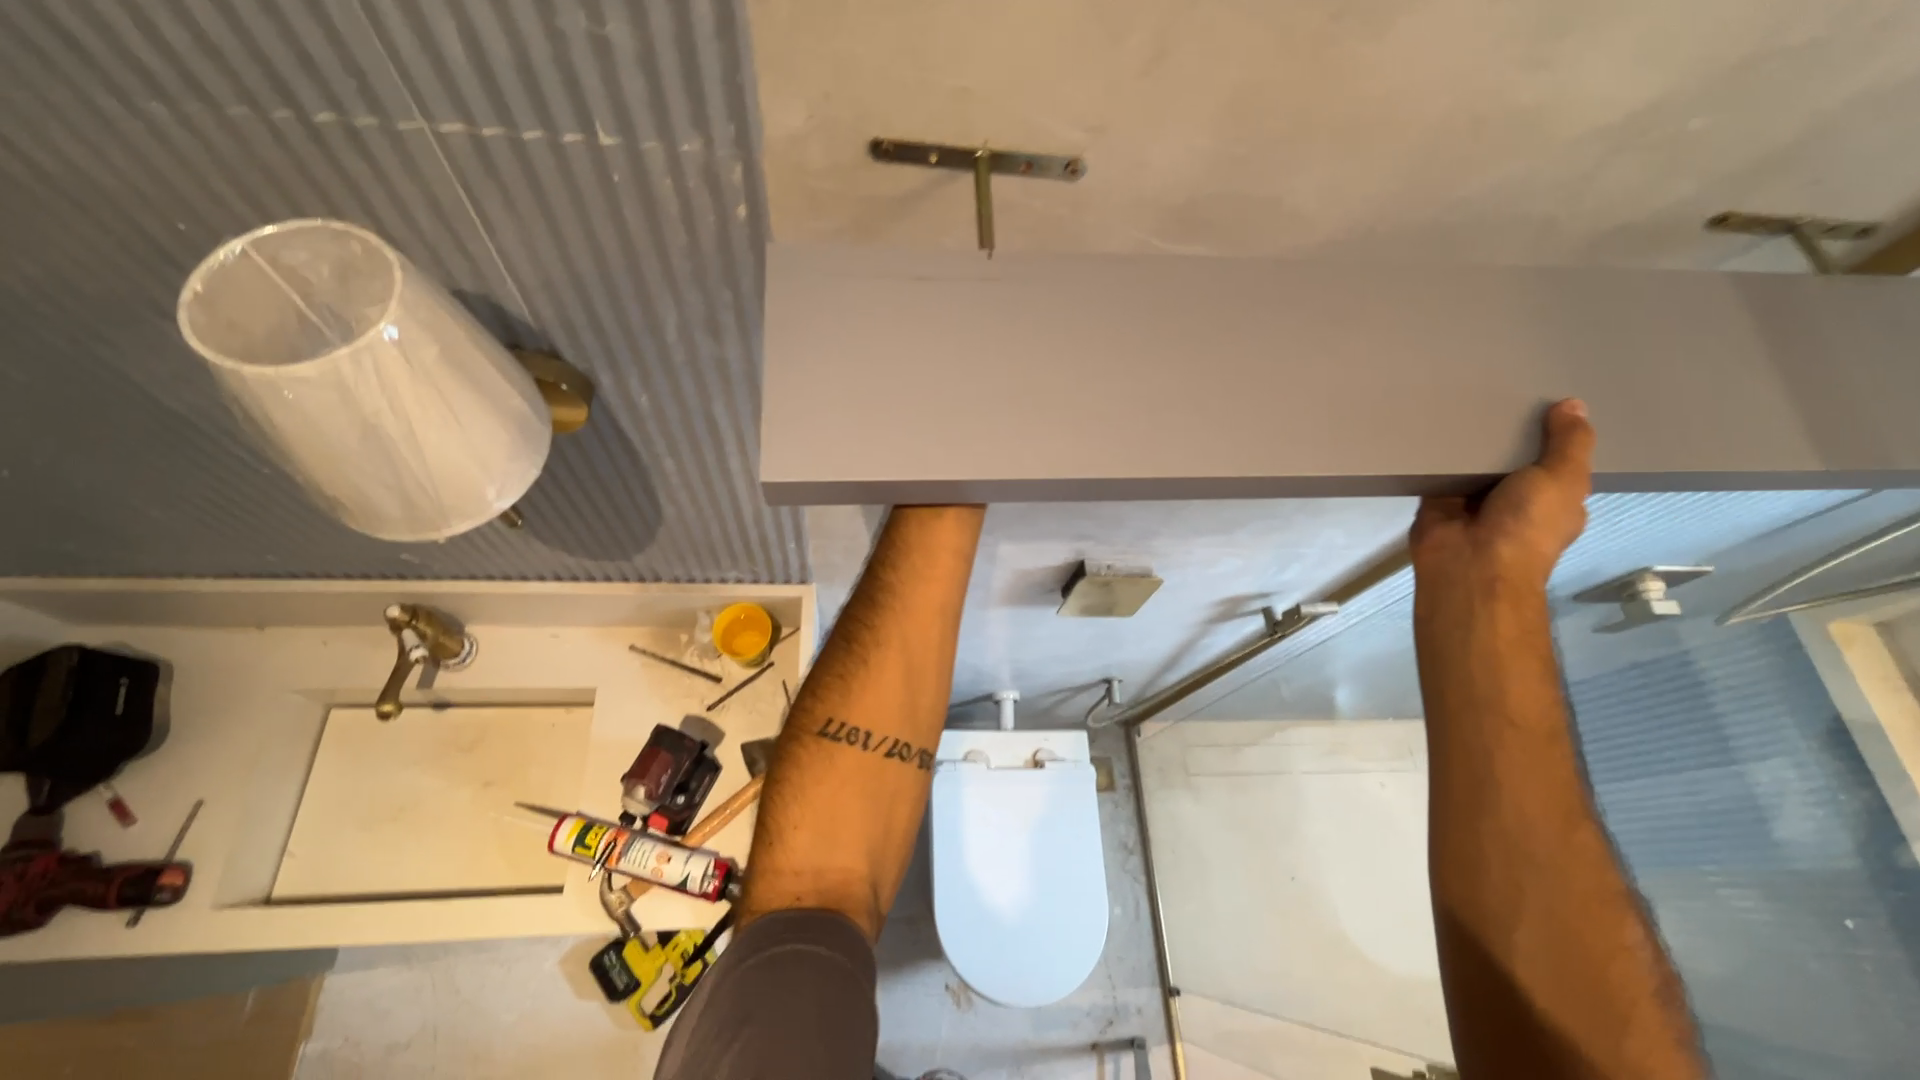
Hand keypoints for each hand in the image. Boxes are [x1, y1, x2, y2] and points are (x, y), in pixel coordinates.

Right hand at [1410, 399, 1594, 588]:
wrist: (1469, 565)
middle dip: (1507, 431)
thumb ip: (1570, 443)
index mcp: (1553, 501)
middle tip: (1501, 388)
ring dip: (1470, 439)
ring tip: (1466, 394)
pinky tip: (1433, 420)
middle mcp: (1515, 502)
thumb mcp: (1564, 478)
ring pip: (1475, 462)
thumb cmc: (1527, 525)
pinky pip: (1438, 471)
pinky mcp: (1437, 501)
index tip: (1545, 400)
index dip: (1555, 434)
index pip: (1557, 463)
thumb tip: (1573, 404)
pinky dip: (1435, 452)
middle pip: (1513, 459)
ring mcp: (1474, 503)